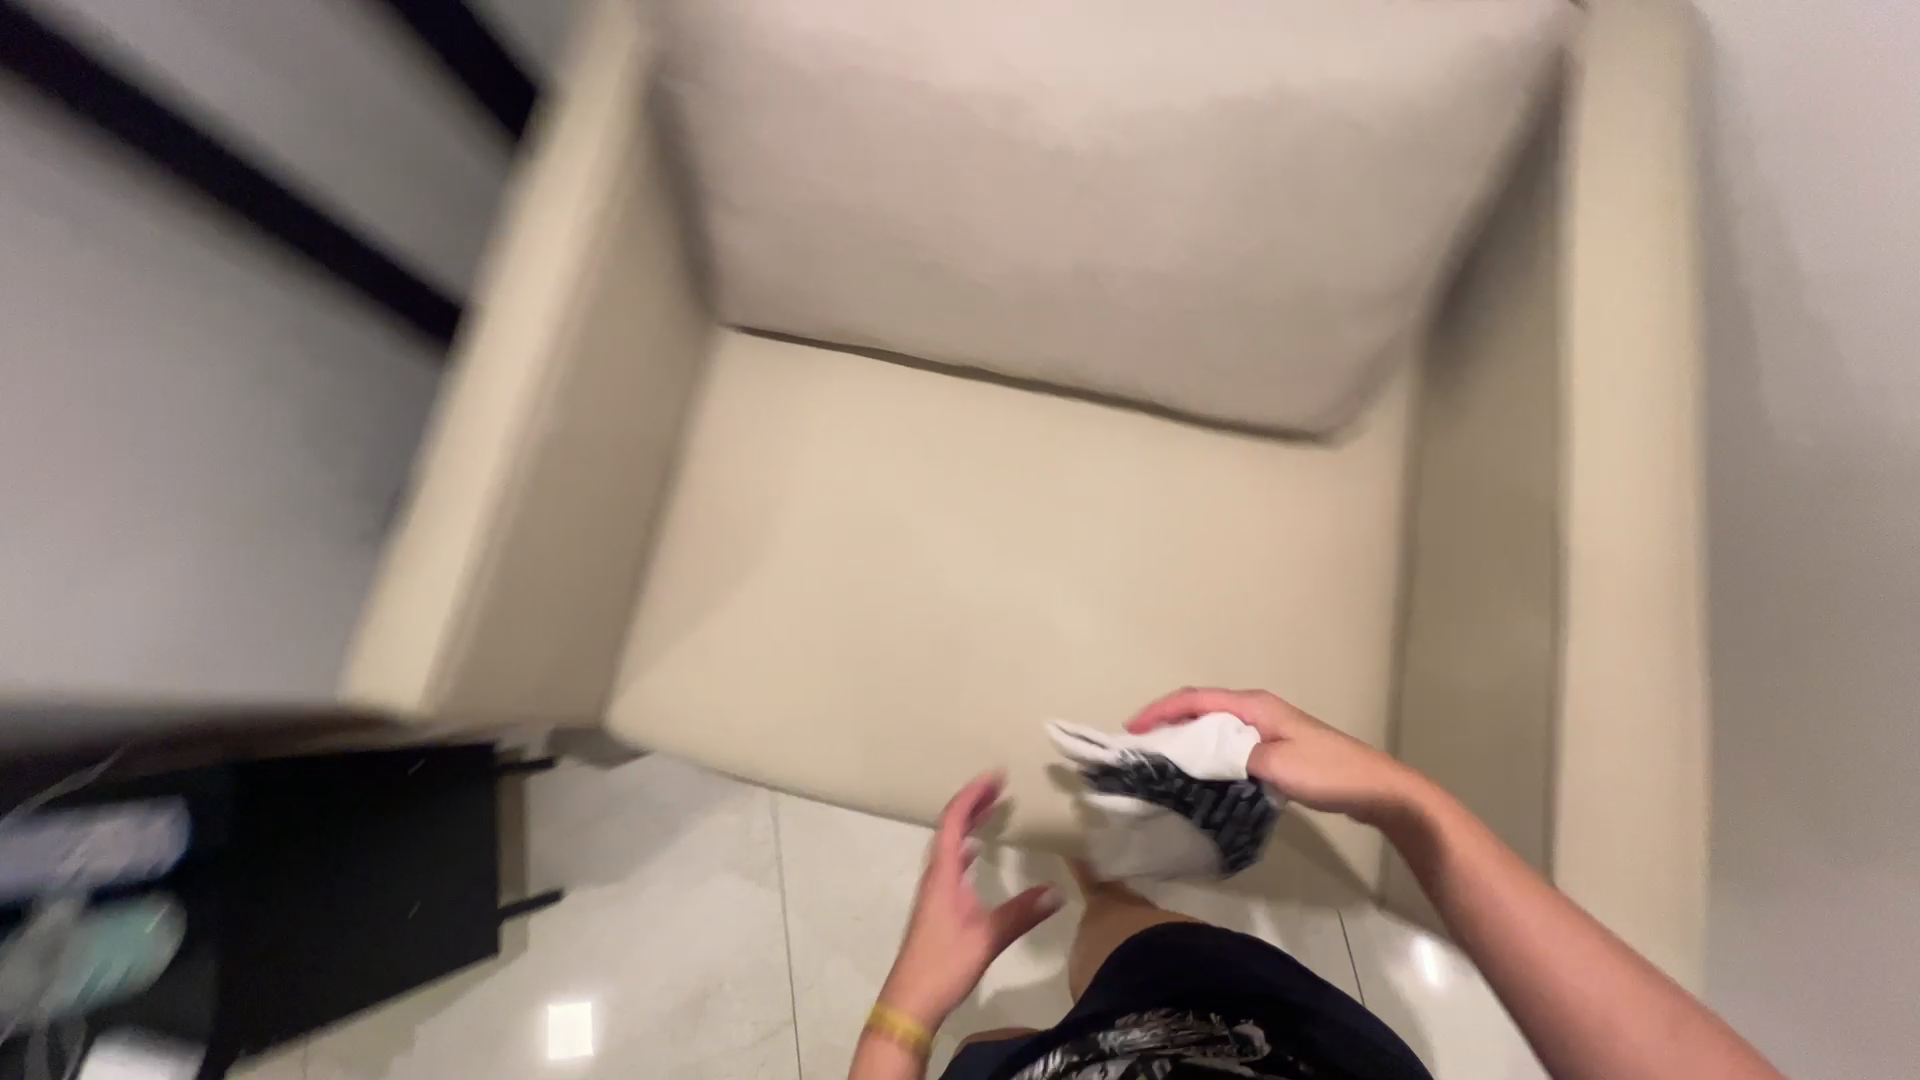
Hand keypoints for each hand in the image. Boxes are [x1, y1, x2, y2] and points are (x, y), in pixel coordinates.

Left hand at [877, 773, 1063, 1028]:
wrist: (910, 1001)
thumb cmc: (943, 964)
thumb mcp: (987, 938)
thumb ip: (1021, 914)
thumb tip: (1057, 891)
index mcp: (943, 872)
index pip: (953, 820)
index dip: (972, 795)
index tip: (994, 778)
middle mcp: (936, 874)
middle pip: (950, 826)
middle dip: (973, 803)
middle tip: (998, 787)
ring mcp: (934, 889)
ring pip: (950, 844)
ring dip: (968, 822)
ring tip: (991, 809)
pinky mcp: (937, 905)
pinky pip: (951, 861)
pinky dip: (965, 847)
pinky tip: (976, 852)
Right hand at [1128, 687, 1427, 827]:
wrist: (1378, 789)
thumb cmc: (1326, 772)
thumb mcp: (1276, 764)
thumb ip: (1233, 756)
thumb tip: (1197, 755)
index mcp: (1253, 706)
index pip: (1195, 699)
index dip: (1161, 711)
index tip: (1133, 729)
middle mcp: (1256, 710)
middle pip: (1200, 708)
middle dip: (1167, 721)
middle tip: (1140, 744)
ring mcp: (1266, 728)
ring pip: (1214, 726)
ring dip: (1185, 737)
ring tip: (1161, 756)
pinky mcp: (1274, 748)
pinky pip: (1228, 742)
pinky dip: (1206, 751)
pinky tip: (1199, 770)